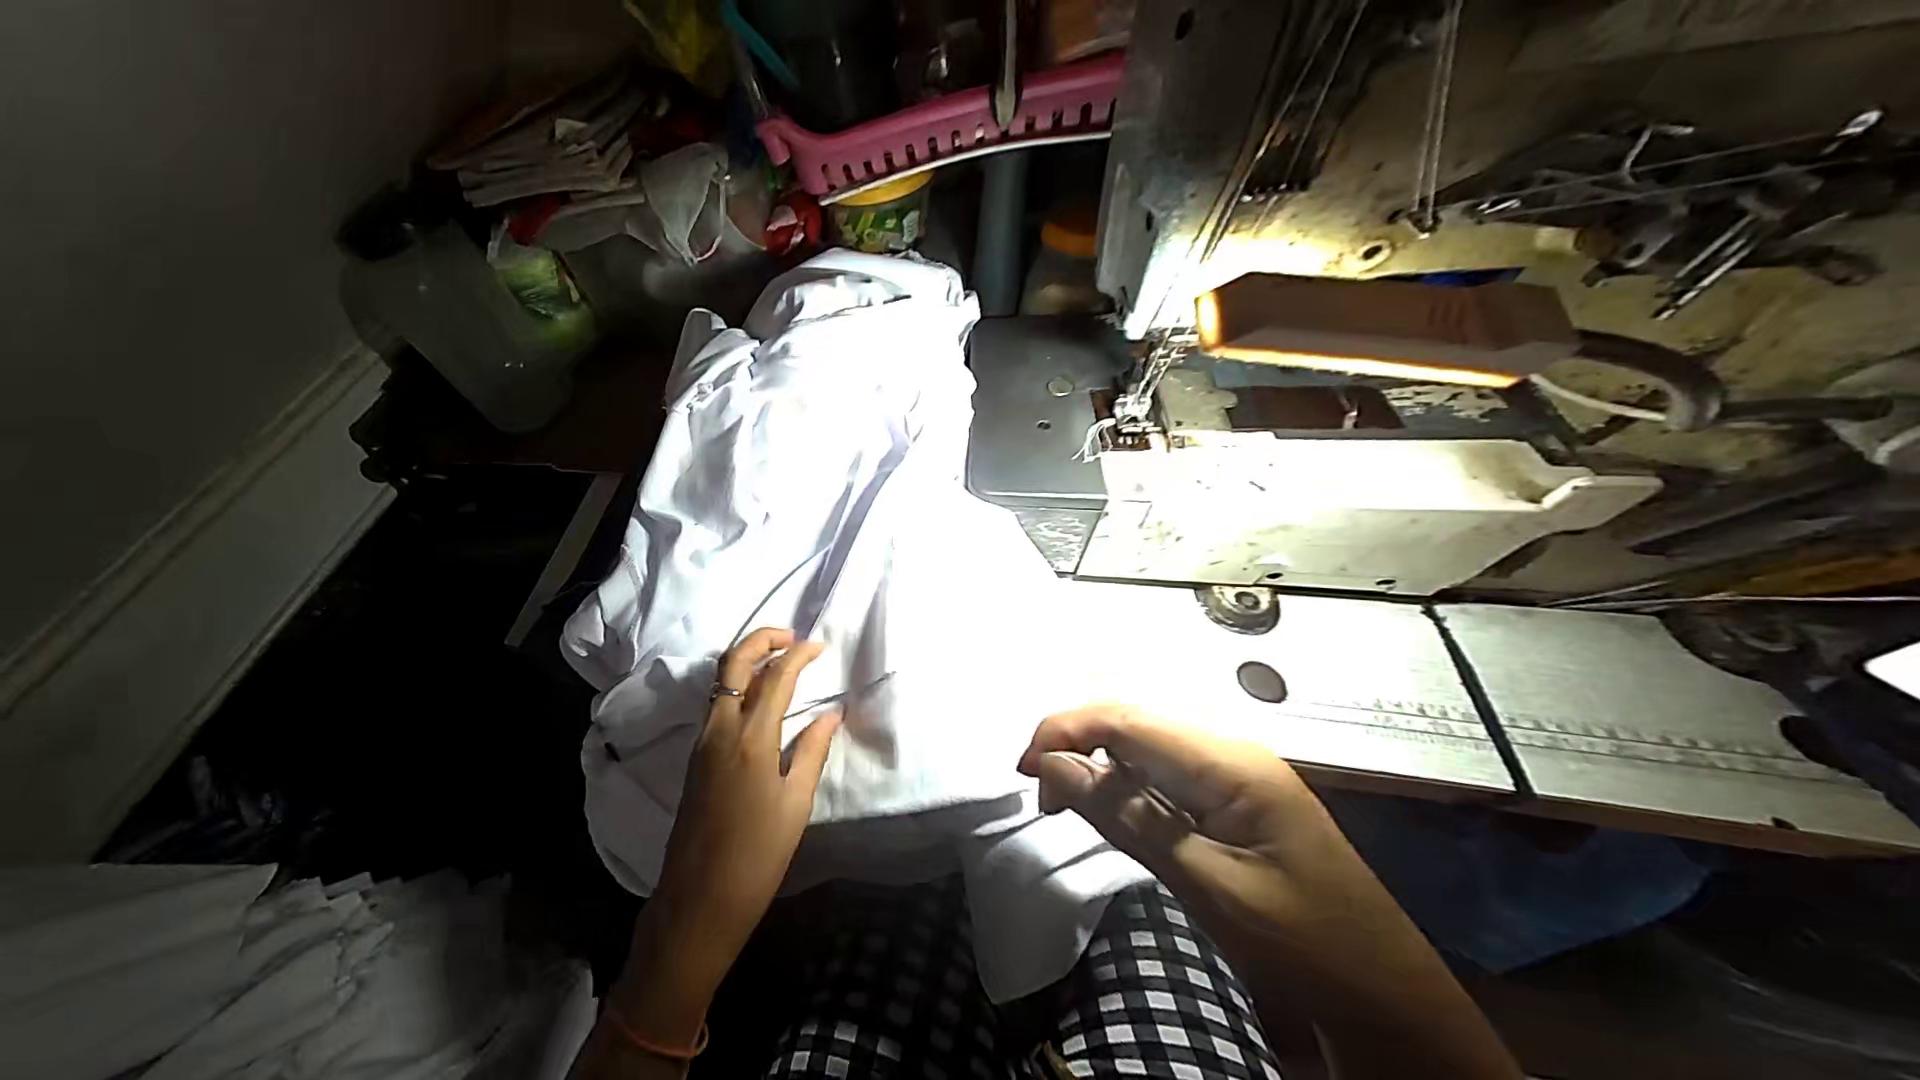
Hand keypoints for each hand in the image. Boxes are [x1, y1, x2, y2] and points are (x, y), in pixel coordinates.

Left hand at [607, 629, 840, 1051]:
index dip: (799, 655)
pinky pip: (714, 704)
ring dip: (747, 660)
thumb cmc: (758, 856)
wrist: (698, 902)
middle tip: (792, 637)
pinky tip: (760, 699)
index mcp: (751, 740)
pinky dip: (737, 685)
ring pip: (719, 682)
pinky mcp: (695, 759)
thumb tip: (831, 713)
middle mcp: (719, 731)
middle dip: (762, 640)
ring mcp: (702, 744)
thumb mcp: (796, 803)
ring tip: (780, 661)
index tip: (820, 647)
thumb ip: (813, 750)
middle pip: (733, 664)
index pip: (775, 677)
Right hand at [1019, 705, 1519, 1079]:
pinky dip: (1126, 790)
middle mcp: (1229, 752)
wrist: (1389, 997)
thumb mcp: (1209, 886)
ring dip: (1099, 768)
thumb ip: (1128, 818)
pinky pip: (1165, 776)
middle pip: (1133, 723)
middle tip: (1041, 797)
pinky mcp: (1232, 799)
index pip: (1127, 718)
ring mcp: (1234, 774)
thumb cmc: (1306, 944)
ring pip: (1145, 748)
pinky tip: (1112, 814)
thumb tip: (1054, 765)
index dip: (1066, 731)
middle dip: (1077, 746)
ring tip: (1065, 806)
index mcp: (1229, 762)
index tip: (1024, 773)